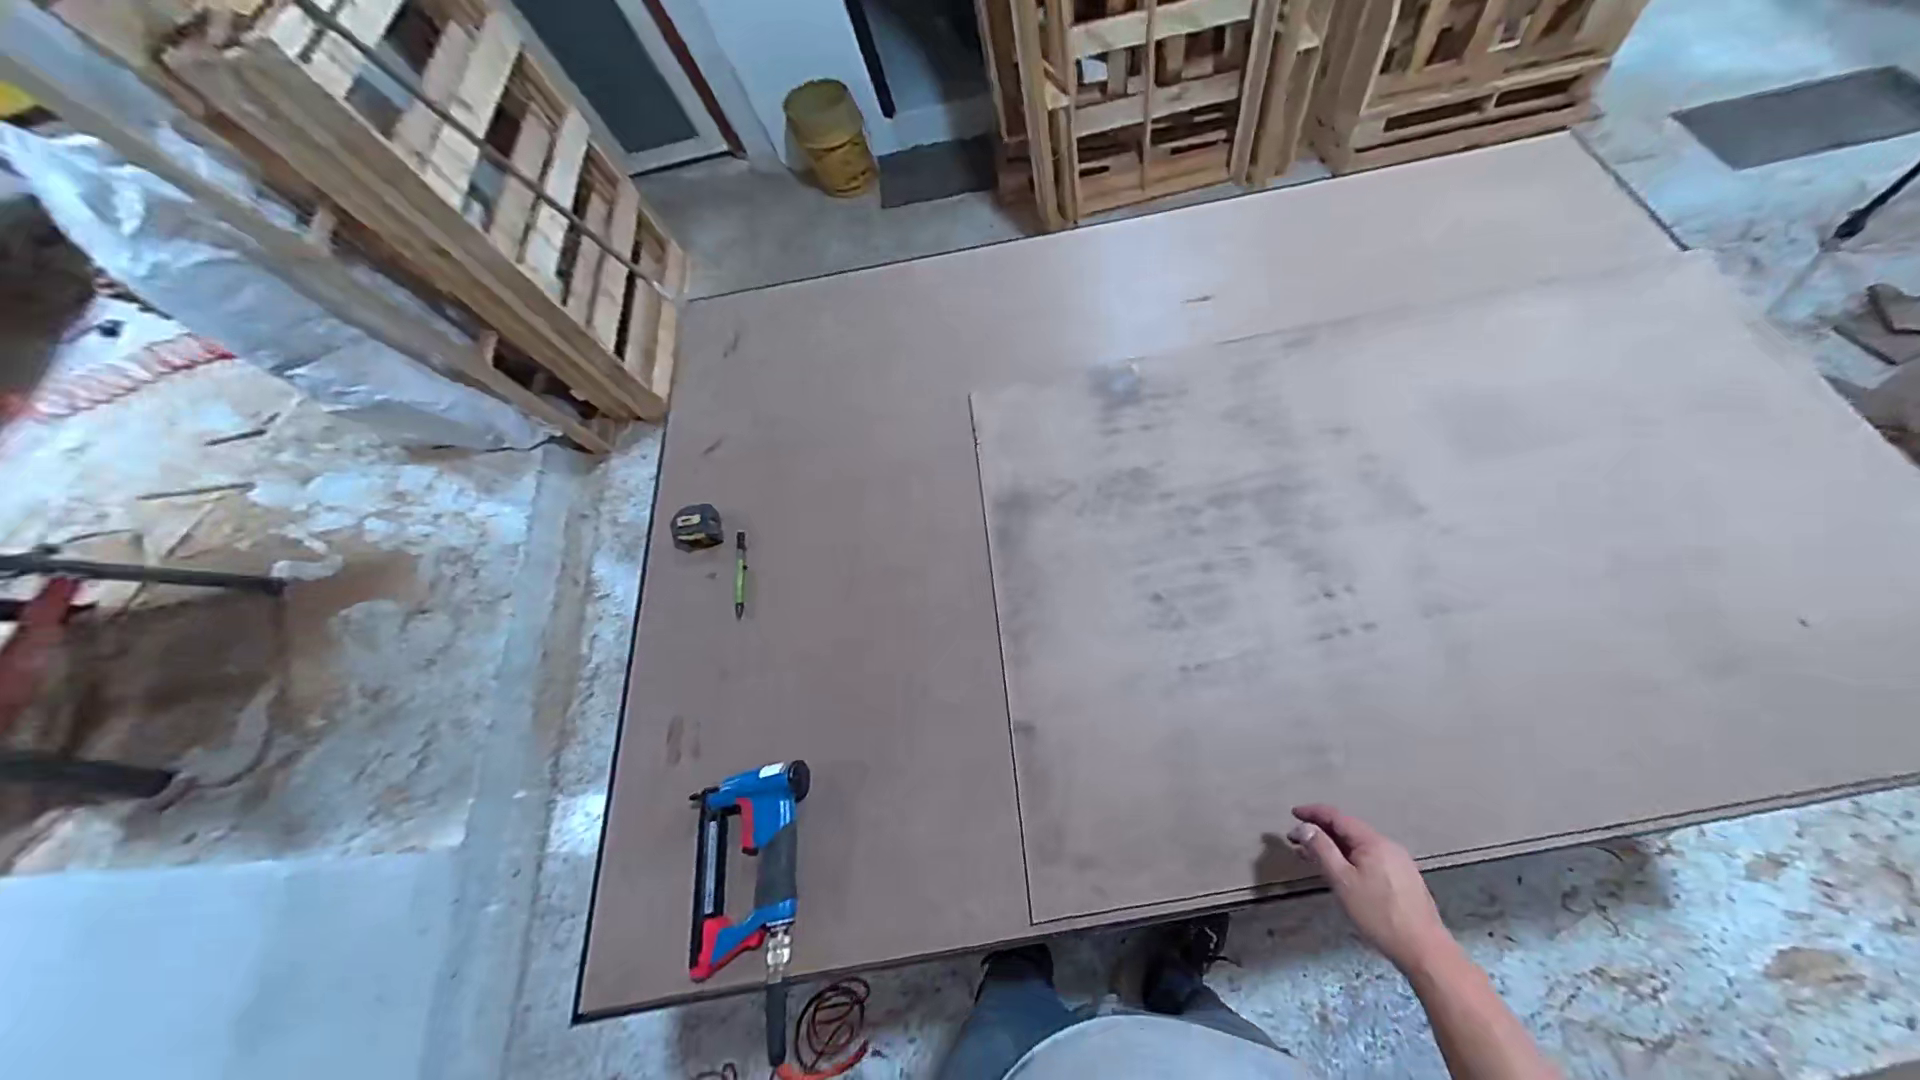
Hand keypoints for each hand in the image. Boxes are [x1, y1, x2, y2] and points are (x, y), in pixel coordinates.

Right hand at [1287, 804, 1454, 972]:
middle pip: (1349, 830)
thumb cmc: (1378, 914)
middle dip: (1321, 831)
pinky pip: (1370, 858)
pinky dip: (1349, 857)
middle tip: (1297, 840)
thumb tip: (1305, 827)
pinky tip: (1341, 871)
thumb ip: (1321, 849)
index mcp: (1373, 842)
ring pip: (1359, 845)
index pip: (1337, 817)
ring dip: (1334, 846)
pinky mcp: (1404, 879)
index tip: (1293, 814)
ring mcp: (1399, 863)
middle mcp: (1388, 846)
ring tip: (1313, 856)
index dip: (1313, 812)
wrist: (1425, 951)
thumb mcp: (1342, 880)